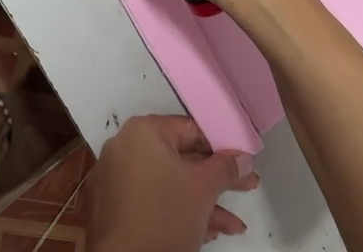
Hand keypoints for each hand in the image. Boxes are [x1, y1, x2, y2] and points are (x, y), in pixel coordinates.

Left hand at [86, 115, 257, 250]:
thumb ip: (226, 168)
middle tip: (246, 187)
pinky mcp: (116, 205)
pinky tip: (208, 231)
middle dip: (216, 179)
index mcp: (144, 131)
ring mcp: (118, 176)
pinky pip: (154, 198)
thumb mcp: (204, 189)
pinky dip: (179, 210)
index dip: (221, 147)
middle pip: (181, 158)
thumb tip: (244, 158)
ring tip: (233, 224)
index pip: (191, 130)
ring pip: (170, 182)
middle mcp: (127, 146)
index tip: (242, 162)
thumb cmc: (165, 215)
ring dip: (204, 203)